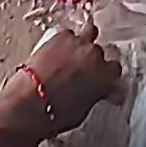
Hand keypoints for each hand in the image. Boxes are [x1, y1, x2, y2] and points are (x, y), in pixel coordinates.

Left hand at [0, 19, 120, 138]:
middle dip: (94, 60)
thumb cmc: (56, 114)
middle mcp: (96, 56)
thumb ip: (94, 95)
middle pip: (100, 53)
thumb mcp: (83, 111)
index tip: (103, 82)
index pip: (115, 71)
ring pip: (90, 32)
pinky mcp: (61, 36)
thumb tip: (94, 92)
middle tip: (84, 69)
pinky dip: (66, 40)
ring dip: (85, 41)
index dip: (108, 76)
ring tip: (76, 49)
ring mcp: (79, 43)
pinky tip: (58, 49)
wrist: (30, 102)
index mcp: (105, 77)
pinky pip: (69, 34)